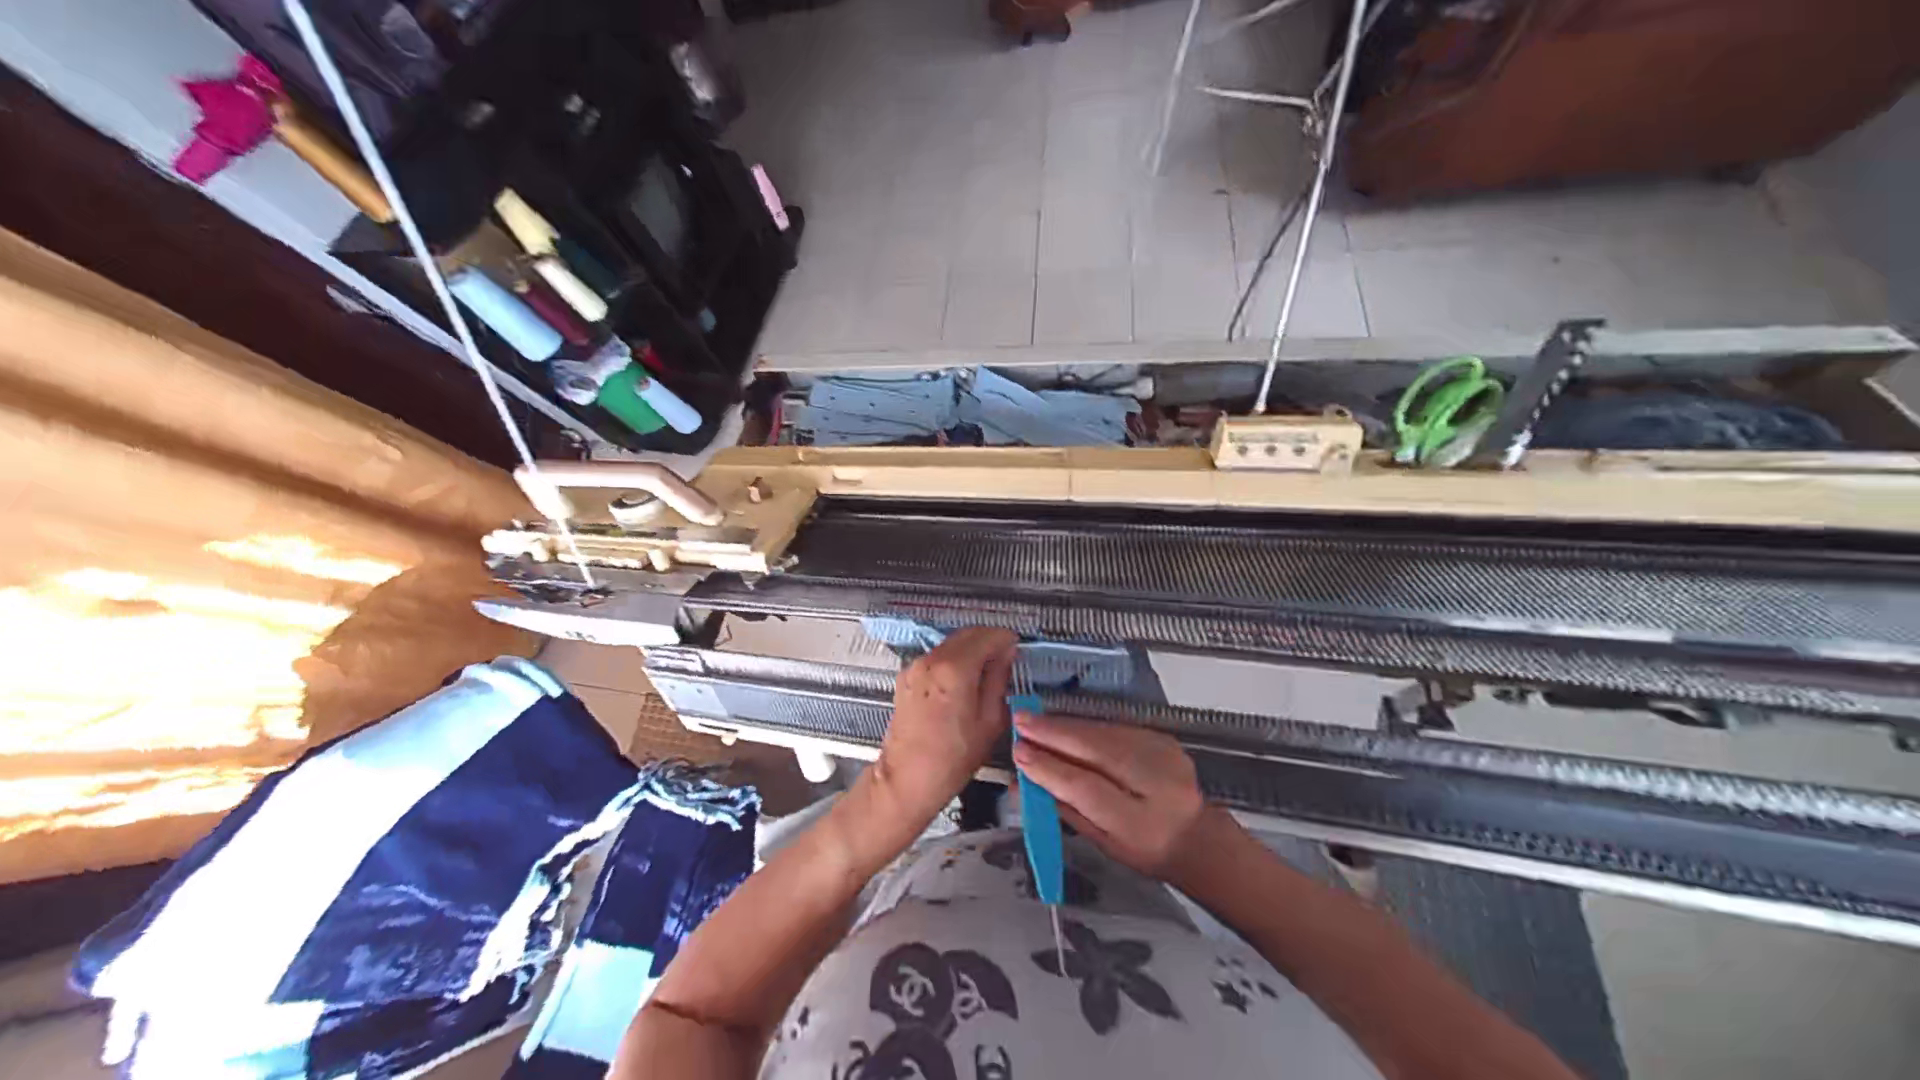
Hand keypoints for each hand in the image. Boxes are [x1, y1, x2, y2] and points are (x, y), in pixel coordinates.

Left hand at [872, 627, 1017, 823]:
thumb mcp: (990, 720)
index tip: (1015, 649)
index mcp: (954, 669)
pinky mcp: (906, 677)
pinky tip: (962, 684)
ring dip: (970, 650)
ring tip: (984, 675)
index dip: (1006, 640)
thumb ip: (999, 680)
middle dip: (988, 641)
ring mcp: (915, 667)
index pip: (988, 636)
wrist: (907, 779)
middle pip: (967, 634)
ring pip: (951, 643)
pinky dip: (953, 661)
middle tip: (1004, 660)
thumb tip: (1005, 656)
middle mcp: (931, 660)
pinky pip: (936, 658)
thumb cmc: (952, 758)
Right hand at [1012, 712, 1223, 881]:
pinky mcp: (1162, 737)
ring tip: (1033, 720)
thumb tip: (1023, 781)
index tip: (1020, 752)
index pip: (1086, 788)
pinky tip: (1062, 723)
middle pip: (1096, 750)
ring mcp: (1163, 755)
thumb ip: (1063, 809)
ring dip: (1065, 725)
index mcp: (1138, 823)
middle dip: (1054, 734)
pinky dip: (1085, 725)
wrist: (1196, 836)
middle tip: (1020, 722)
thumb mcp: (1101, 841)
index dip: (1050, 768)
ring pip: (1104, 732)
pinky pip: (1115, 727)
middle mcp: (1155, 784)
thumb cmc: (1143, 848)